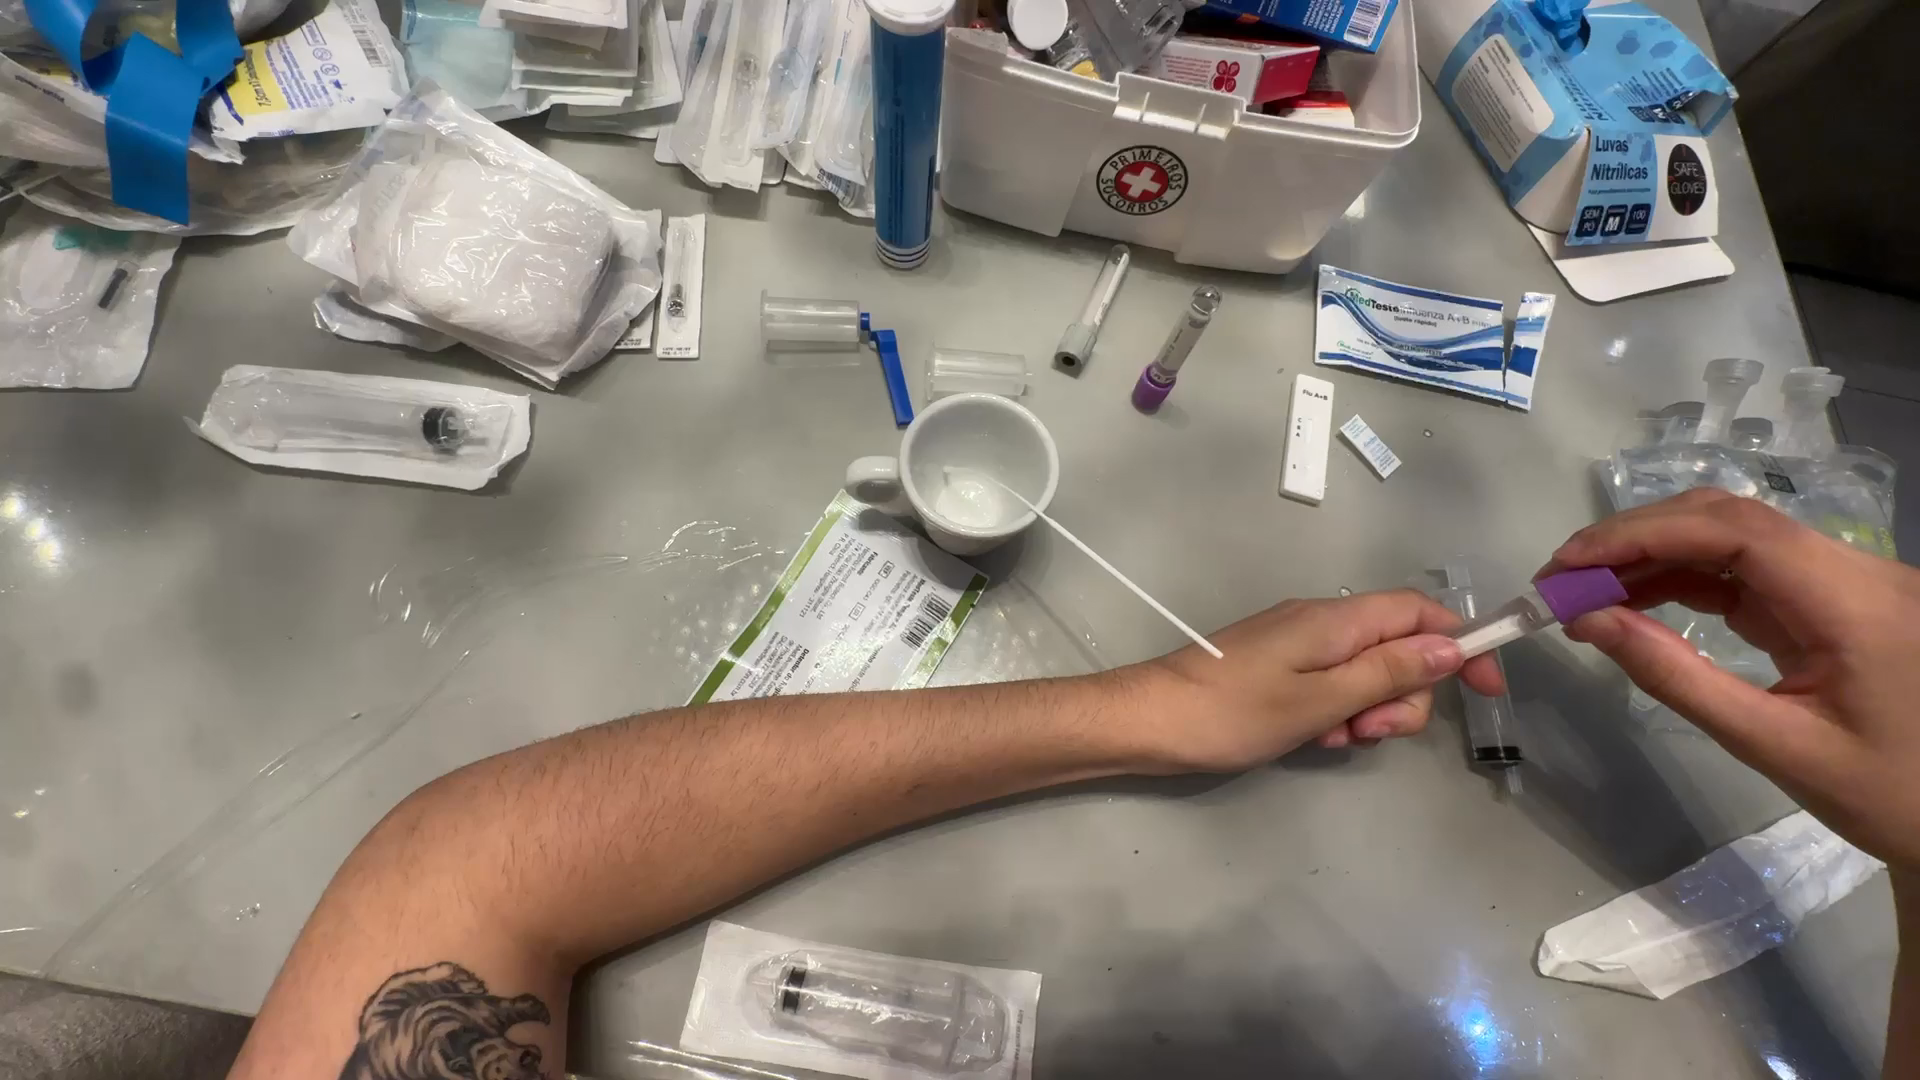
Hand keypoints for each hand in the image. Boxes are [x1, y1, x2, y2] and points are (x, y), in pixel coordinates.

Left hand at [1126, 589, 1506, 772]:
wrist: (1154, 719)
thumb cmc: (1234, 712)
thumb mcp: (1321, 699)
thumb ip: (1387, 672)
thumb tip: (1449, 646)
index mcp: (1333, 619)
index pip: (1418, 610)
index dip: (1460, 643)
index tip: (1484, 690)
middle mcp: (1317, 622)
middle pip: (1396, 647)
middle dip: (1401, 695)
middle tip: (1367, 732)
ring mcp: (1293, 645)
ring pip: (1364, 673)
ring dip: (1366, 711)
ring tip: (1330, 738)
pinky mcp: (1275, 668)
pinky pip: (1328, 686)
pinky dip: (1334, 713)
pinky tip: (1311, 738)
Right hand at [1544, 488, 1919, 872]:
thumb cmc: (1893, 794)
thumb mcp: (1774, 745)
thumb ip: (1674, 676)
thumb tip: (1586, 618)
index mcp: (1859, 604)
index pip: (1734, 531)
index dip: (1640, 533)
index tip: (1568, 565)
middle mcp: (1856, 574)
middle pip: (1723, 518)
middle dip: (1629, 538)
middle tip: (1560, 580)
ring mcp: (1839, 583)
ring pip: (1722, 536)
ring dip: (1643, 554)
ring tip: (1581, 593)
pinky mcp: (1821, 600)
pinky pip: (1732, 567)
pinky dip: (1669, 575)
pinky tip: (1626, 601)